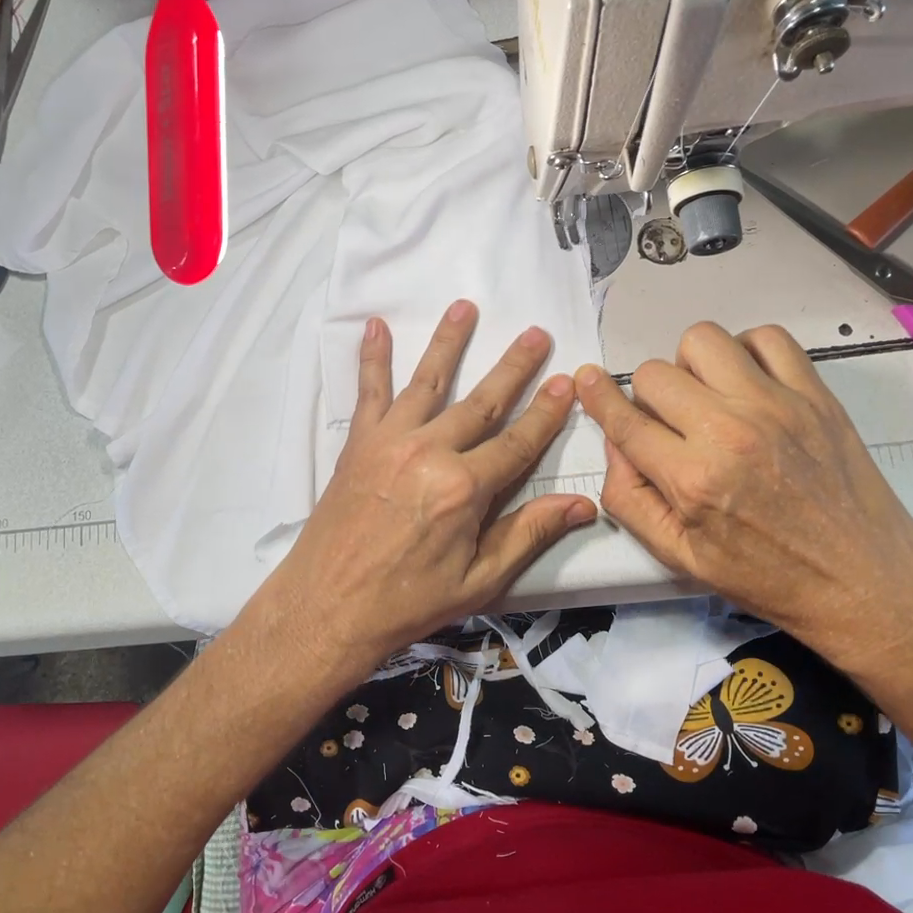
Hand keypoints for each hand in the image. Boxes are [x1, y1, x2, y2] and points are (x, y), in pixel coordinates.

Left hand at [246, 300, 597, 675]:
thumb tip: (583, 505)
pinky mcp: (359, 444)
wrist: (329, 606)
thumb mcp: (480, 579)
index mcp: (464, 489)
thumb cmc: (408, 601)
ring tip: (466, 306)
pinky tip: (374, 326)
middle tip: (535, 333)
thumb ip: (529, 534)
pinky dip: (372, 357)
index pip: (519, 442)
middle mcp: (429, 452)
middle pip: (481, 402)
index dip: (547, 412)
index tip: (568, 381)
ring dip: (449, 342)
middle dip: (512, 366)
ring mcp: (390, 442)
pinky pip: (368, 392)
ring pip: (428, 382)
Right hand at [574, 322, 912, 675]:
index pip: (624, 420)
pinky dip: (746, 351)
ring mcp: (776, 406)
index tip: (587, 380)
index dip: (597, 396)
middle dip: (648, 397)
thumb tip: (616, 444)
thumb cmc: (767, 577)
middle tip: (670, 424)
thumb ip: (629, 499)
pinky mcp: (815, 395)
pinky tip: (748, 383)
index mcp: (691, 479)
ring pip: (703, 340)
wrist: (865, 584)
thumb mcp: (679, 557)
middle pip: (655, 374)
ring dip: (691, 366)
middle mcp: (728, 432)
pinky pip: (767, 337)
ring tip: (707, 396)